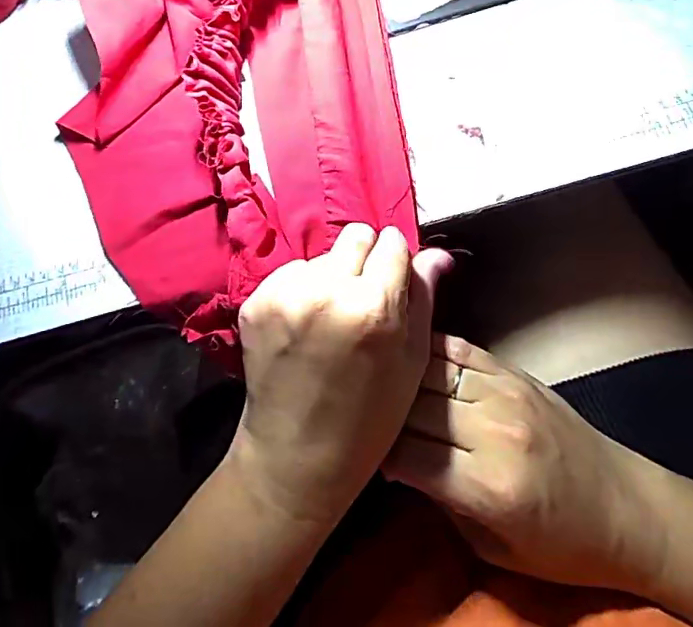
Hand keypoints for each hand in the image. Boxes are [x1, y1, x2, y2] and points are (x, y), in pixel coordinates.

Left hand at [227, 224, 453, 525]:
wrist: (296, 456)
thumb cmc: (369, 418)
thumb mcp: (411, 362)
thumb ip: (423, 298)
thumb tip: (437, 252)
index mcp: (374, 306)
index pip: (391, 243)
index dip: (395, 261)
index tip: (391, 280)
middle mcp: (326, 290)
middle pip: (354, 236)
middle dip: (363, 259)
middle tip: (362, 298)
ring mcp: (284, 294)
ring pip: (320, 257)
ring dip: (330, 276)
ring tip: (330, 320)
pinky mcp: (255, 301)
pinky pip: (289, 274)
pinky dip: (299, 290)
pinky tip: (303, 326)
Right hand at [382, 334, 666, 592]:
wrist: (630, 509)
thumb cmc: (562, 545)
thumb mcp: (494, 549)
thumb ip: (441, 502)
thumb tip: (390, 461)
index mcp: (490, 486)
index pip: (406, 454)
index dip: (376, 452)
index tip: (363, 453)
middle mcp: (494, 431)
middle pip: (411, 407)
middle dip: (379, 413)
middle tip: (362, 416)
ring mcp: (505, 392)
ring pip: (425, 370)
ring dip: (396, 377)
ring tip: (376, 385)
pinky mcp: (513, 370)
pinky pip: (453, 347)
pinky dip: (424, 350)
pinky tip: (405, 358)